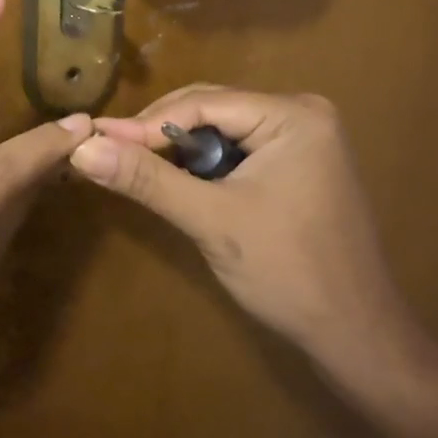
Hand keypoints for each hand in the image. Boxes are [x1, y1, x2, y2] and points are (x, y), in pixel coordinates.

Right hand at [73, 85, 409, 359]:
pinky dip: (204, 164)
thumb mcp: (211, 220)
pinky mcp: (299, 165)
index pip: (202, 102)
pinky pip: (238, 149)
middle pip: (211, 109)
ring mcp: (304, 139)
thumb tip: (81, 148)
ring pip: (221, 129)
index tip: (95, 140)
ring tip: (132, 167)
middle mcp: (302, 113)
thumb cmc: (288, 273)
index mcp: (293, 114)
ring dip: (178, 149)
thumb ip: (148, 180)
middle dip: (159, 133)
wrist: (356, 335)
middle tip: (108, 154)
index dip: (144, 123)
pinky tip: (176, 181)